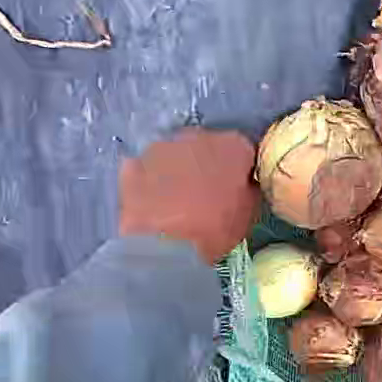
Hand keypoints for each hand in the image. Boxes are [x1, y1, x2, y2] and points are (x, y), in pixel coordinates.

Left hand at [118, 128, 258, 263]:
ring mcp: (161, 148)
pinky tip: (154, 200)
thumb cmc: (216, 229)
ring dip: (179, 168)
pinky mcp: (132, 164)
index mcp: (233, 146)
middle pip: (208, 145)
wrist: (163, 245)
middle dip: (209, 163)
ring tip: (178, 198)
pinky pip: (148, 168)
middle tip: (209, 192)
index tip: (239, 186)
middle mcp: (198, 136)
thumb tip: (242, 183)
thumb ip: (247, 188)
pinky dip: (151, 179)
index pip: (244, 149)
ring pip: (176, 154)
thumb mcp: (249, 212)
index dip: (242, 168)